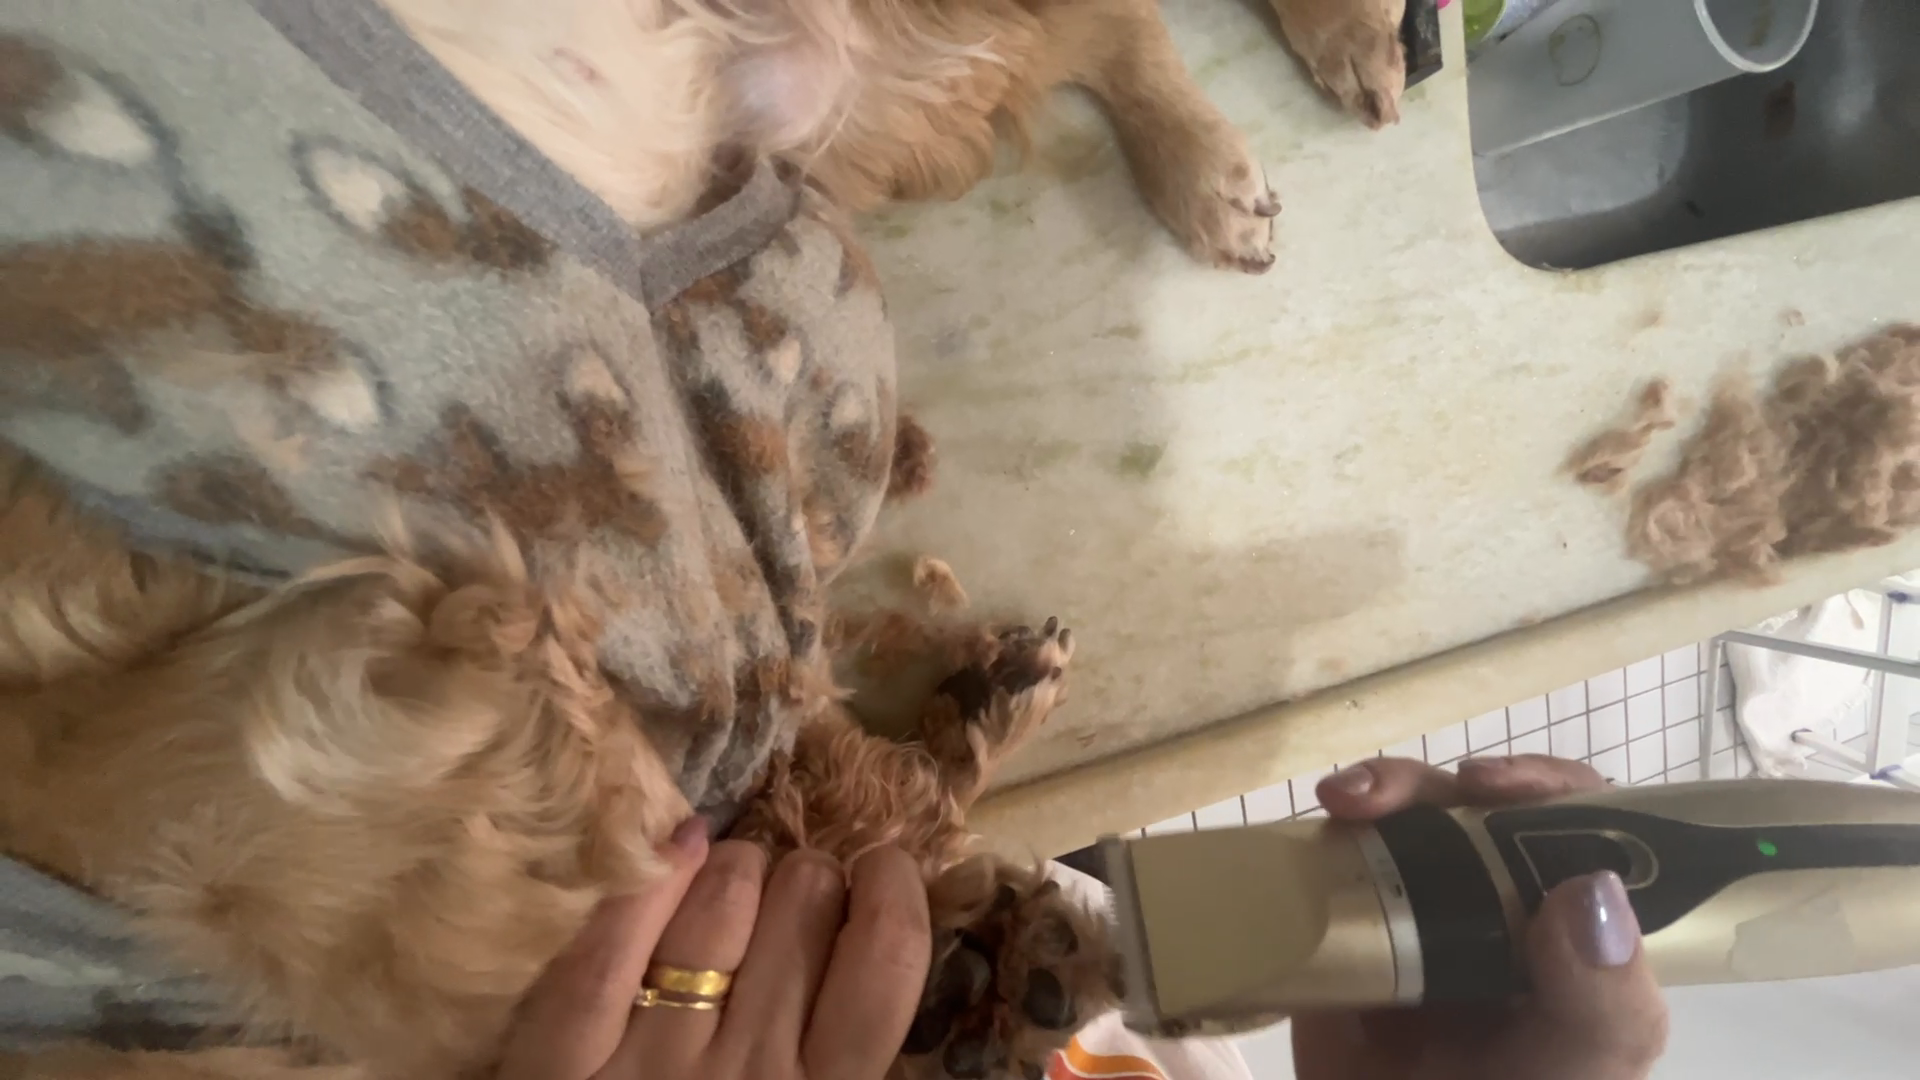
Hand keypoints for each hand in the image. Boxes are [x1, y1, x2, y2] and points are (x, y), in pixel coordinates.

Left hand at [499, 820, 931, 1079]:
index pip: (887, 950)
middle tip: (791, 903)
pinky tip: (679, 849)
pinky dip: (647, 884)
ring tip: (729, 893)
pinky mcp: (563, 1069)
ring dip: (735, 868)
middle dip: (808, 876)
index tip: (879, 869)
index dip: (891, 882)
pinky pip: (607, 950)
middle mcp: (753, 1068)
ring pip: (724, 888)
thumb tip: (867, 916)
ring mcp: (654, 1063)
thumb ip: (855, 1029)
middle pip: (807, 891)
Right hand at [1291, 755, 1669, 1079]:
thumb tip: (1592, 885)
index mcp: (1566, 931)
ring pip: (1409, 809)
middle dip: (1438, 782)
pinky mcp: (1352, 894)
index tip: (1493, 787)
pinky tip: (1325, 810)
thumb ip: (1603, 1008)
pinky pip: (1346, 835)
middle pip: (1478, 805)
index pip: (1582, 831)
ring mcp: (1418, 894)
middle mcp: (1496, 900)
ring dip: (1381, 784)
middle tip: (1390, 794)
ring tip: (1343, 800)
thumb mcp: (1568, 1077)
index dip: (1547, 790)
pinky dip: (1337, 812)